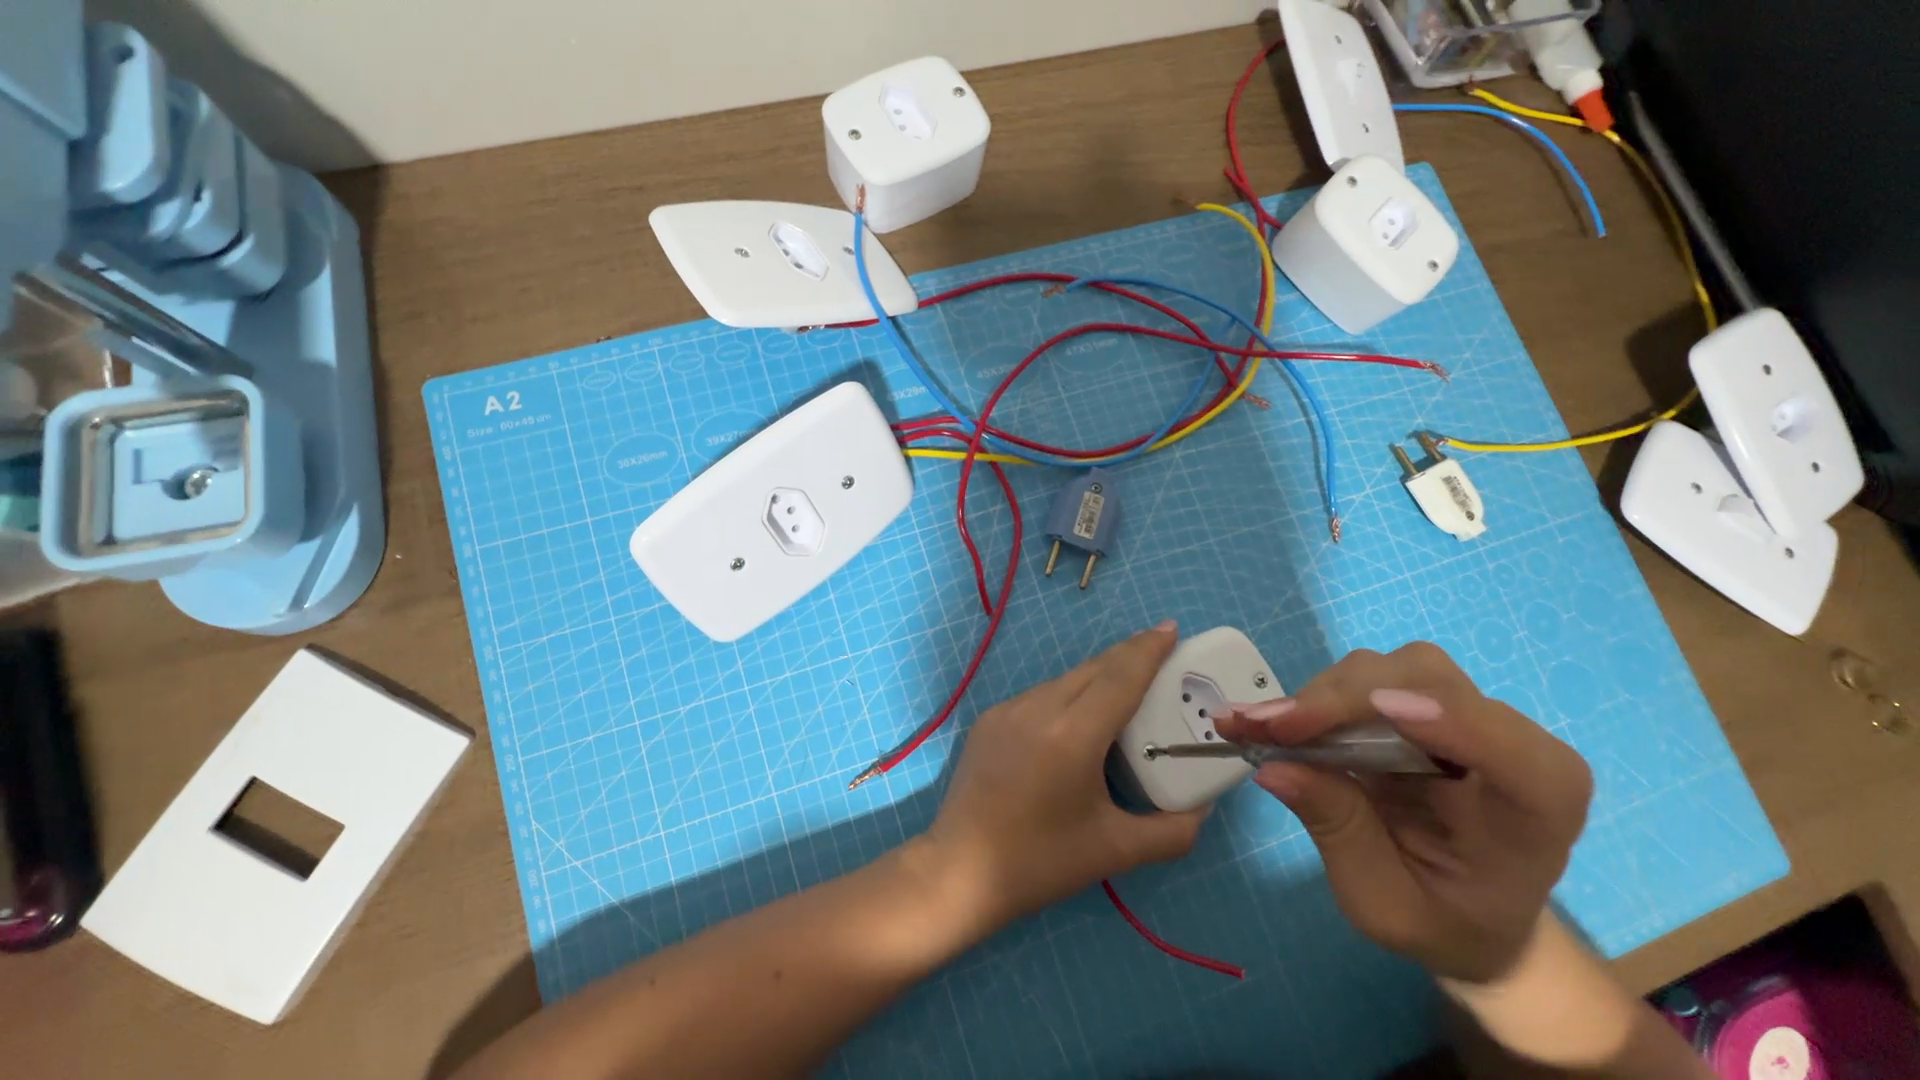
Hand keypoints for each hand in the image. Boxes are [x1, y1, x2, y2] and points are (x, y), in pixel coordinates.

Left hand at [920, 621, 1210, 928]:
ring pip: (1064, 681)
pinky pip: (1038, 697)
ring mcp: (1006, 711)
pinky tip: (1079, 720)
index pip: (1119, 676)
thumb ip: (1171, 831)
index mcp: (1072, 735)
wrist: (959, 872)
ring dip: (1097, 678)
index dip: (1148, 650)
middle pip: (1093, 670)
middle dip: (1129, 658)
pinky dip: (1067, 697)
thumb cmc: (1041, 862)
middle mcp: (1037, 709)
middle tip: (1163, 658)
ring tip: (1125, 692)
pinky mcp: (988, 721)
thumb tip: (1202, 808)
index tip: (1172, 629)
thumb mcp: (1115, 850)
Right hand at [1213, 642, 1591, 983]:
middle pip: (1427, 682)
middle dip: (1344, 699)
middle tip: (1273, 727)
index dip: (1447, 716)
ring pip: (1387, 670)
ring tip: (1260, 727)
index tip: (1383, 708)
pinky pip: (1365, 681)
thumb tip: (1275, 768)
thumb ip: (1342, 834)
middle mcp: (1508, 740)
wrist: (1474, 917)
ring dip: (1321, 696)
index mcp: (1538, 799)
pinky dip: (1313, 699)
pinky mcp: (1417, 707)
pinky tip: (1268, 720)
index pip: (1507, 744)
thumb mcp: (1388, 906)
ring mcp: (1460, 715)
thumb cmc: (1446, 923)